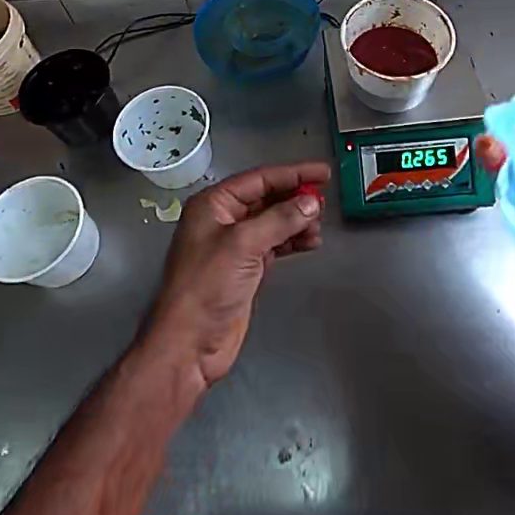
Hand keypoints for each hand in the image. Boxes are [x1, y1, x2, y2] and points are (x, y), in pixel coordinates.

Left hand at [141, 162, 329, 389]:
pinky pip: (274, 244)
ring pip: (273, 222)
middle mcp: (223, 220)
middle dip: (295, 198)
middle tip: (324, 198)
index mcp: (213, 205)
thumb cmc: (206, 287)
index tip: (322, 172)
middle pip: (266, 198)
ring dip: (297, 221)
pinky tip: (310, 241)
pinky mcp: (245, 268)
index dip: (293, 173)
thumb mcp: (243, 245)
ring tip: (318, 225)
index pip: (259, 179)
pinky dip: (292, 241)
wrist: (190, 342)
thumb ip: (280, 220)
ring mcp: (234, 245)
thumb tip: (310, 203)